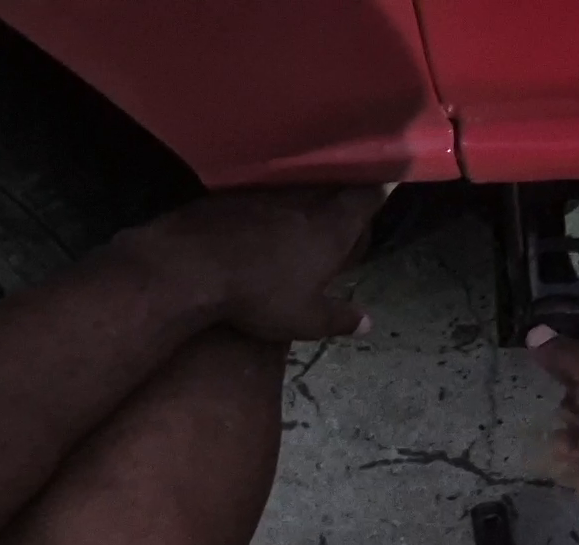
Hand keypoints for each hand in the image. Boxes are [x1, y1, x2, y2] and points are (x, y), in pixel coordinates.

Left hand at [116, 186, 384, 341]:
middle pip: (332, 188)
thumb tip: (368, 323)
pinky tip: (262, 221)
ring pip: (296, 188)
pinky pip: (261, 194)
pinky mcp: (231, 195)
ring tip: (306, 215)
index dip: (376, 195)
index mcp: (330, 230)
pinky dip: (268, 204)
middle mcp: (303, 202)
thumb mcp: (307, 320)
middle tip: (346, 208)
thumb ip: (340, 319)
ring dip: (304, 198)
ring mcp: (264, 194)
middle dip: (342, 195)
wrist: (194, 266)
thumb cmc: (261, 296)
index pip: (363, 200)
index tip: (385, 189)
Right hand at [529, 325, 578, 517]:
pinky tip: (571, 450)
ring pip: (575, 408)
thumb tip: (534, 331)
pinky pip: (572, 439)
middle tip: (563, 391)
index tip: (556, 354)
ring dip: (566, 417)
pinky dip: (568, 444)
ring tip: (570, 425)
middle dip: (570, 385)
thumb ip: (566, 355)